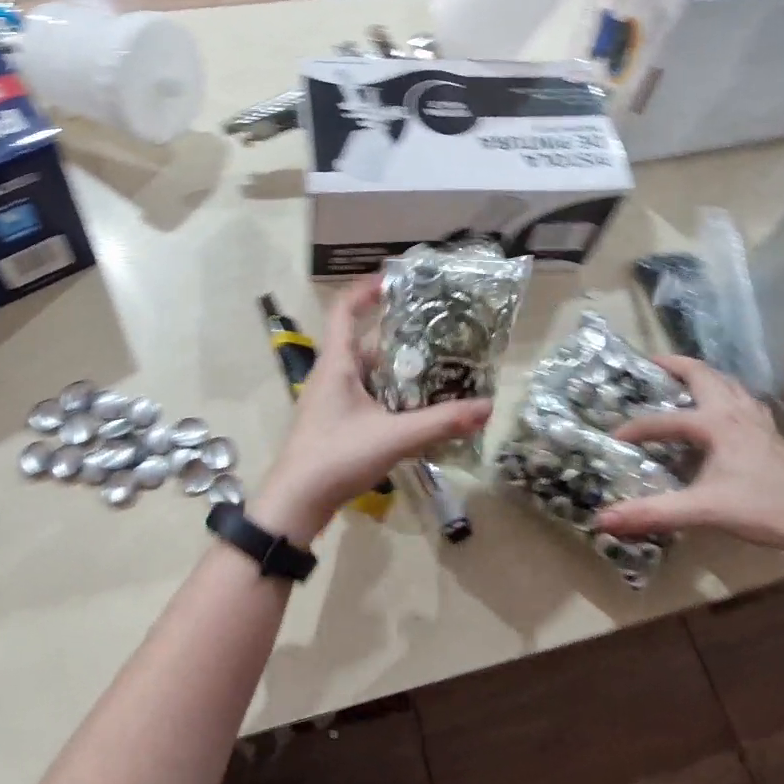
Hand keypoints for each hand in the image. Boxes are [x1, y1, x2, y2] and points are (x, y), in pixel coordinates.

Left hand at [249, 277, 490, 544]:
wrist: (295, 503)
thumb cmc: (336, 457)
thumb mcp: (393, 438)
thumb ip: (441, 422)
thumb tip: (487, 407)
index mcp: (337, 364)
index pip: (344, 310)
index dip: (366, 290)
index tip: (396, 280)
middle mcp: (332, 375)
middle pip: (368, 343)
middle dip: (403, 336)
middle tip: (443, 334)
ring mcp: (333, 401)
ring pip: (371, 373)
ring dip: (402, 370)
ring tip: (442, 368)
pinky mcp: (337, 424)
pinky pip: (369, 397)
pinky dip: (394, 396)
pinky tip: (421, 408)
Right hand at [596, 356, 783, 559]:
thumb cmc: (763, 509)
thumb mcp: (703, 511)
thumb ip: (653, 513)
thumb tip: (603, 519)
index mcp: (718, 424)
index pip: (666, 420)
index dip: (637, 428)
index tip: (614, 437)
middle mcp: (738, 413)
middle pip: (704, 375)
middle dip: (675, 366)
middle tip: (649, 365)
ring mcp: (759, 422)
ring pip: (727, 384)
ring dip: (702, 377)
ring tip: (682, 381)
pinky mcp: (772, 436)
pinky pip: (742, 401)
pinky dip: (724, 395)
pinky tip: (723, 410)